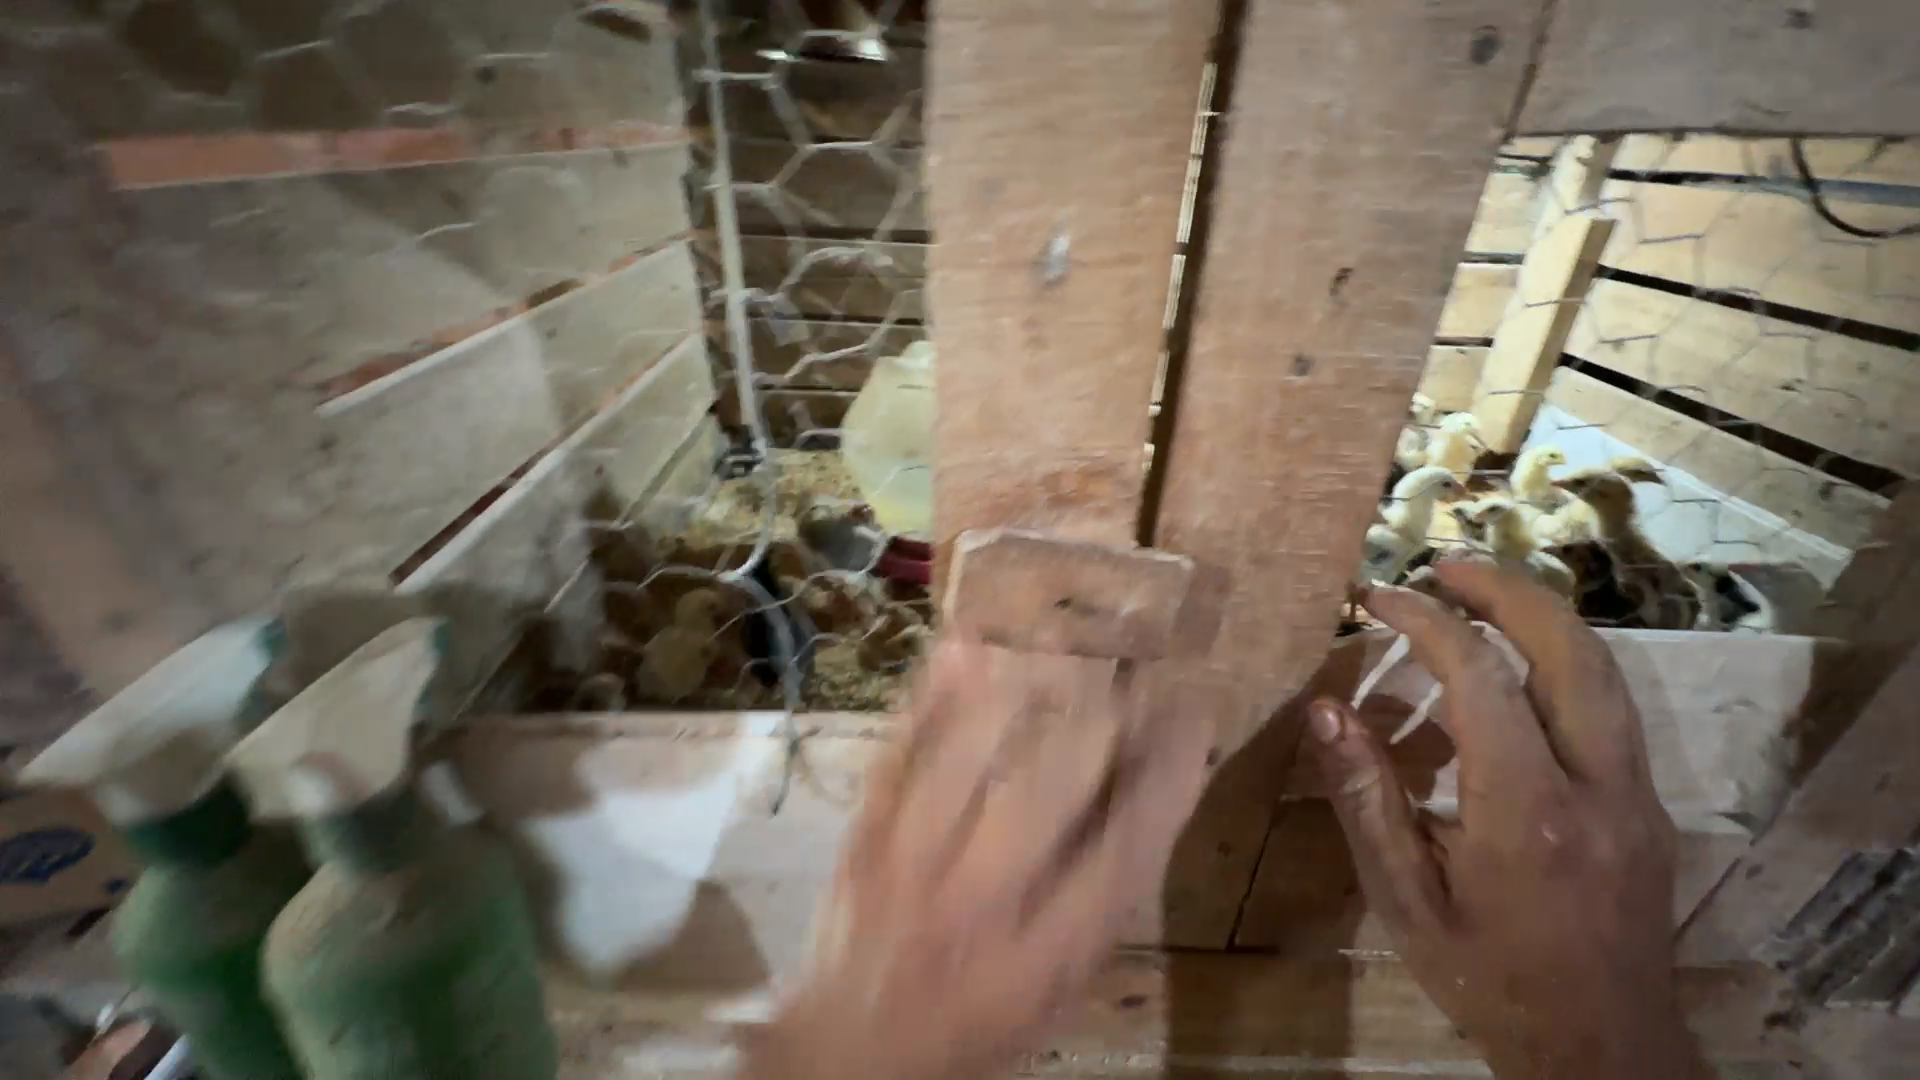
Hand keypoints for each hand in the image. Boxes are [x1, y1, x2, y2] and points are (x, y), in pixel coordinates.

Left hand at [743, 637, 1211, 1079]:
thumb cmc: (973, 1023)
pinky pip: (897, 751)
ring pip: (966, 756)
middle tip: (1131, 672)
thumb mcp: (1057, 990)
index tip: (1193, 715)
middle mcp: (977, 899)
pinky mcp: (863, 832)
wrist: (845, 1049)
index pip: (1123, 849)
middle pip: (1045, 792)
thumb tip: (1144, 803)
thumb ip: (1100, 904)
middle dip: (1097, 722)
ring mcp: (909, 859)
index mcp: (1041, 952)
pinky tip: (957, 645)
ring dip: (1014, 688)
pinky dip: (928, 693)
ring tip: (1053, 632)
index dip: (1168, 774)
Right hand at [1310, 560, 1712, 1079]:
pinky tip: (1512, 661)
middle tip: (1443, 564)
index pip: (1482, 680)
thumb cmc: (1485, 974)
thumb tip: (1324, 711)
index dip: (1427, 622)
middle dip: (1506, 592)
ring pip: (1606, 672)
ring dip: (1539, 616)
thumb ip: (1364, 798)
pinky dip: (1558, 658)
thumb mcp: (1403, 896)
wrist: (1604, 1051)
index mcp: (1528, 812)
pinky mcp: (1646, 803)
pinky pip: (1608, 704)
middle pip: (1574, 653)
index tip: (1377, 597)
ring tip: (1474, 591)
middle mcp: (1599, 787)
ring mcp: (1636, 793)